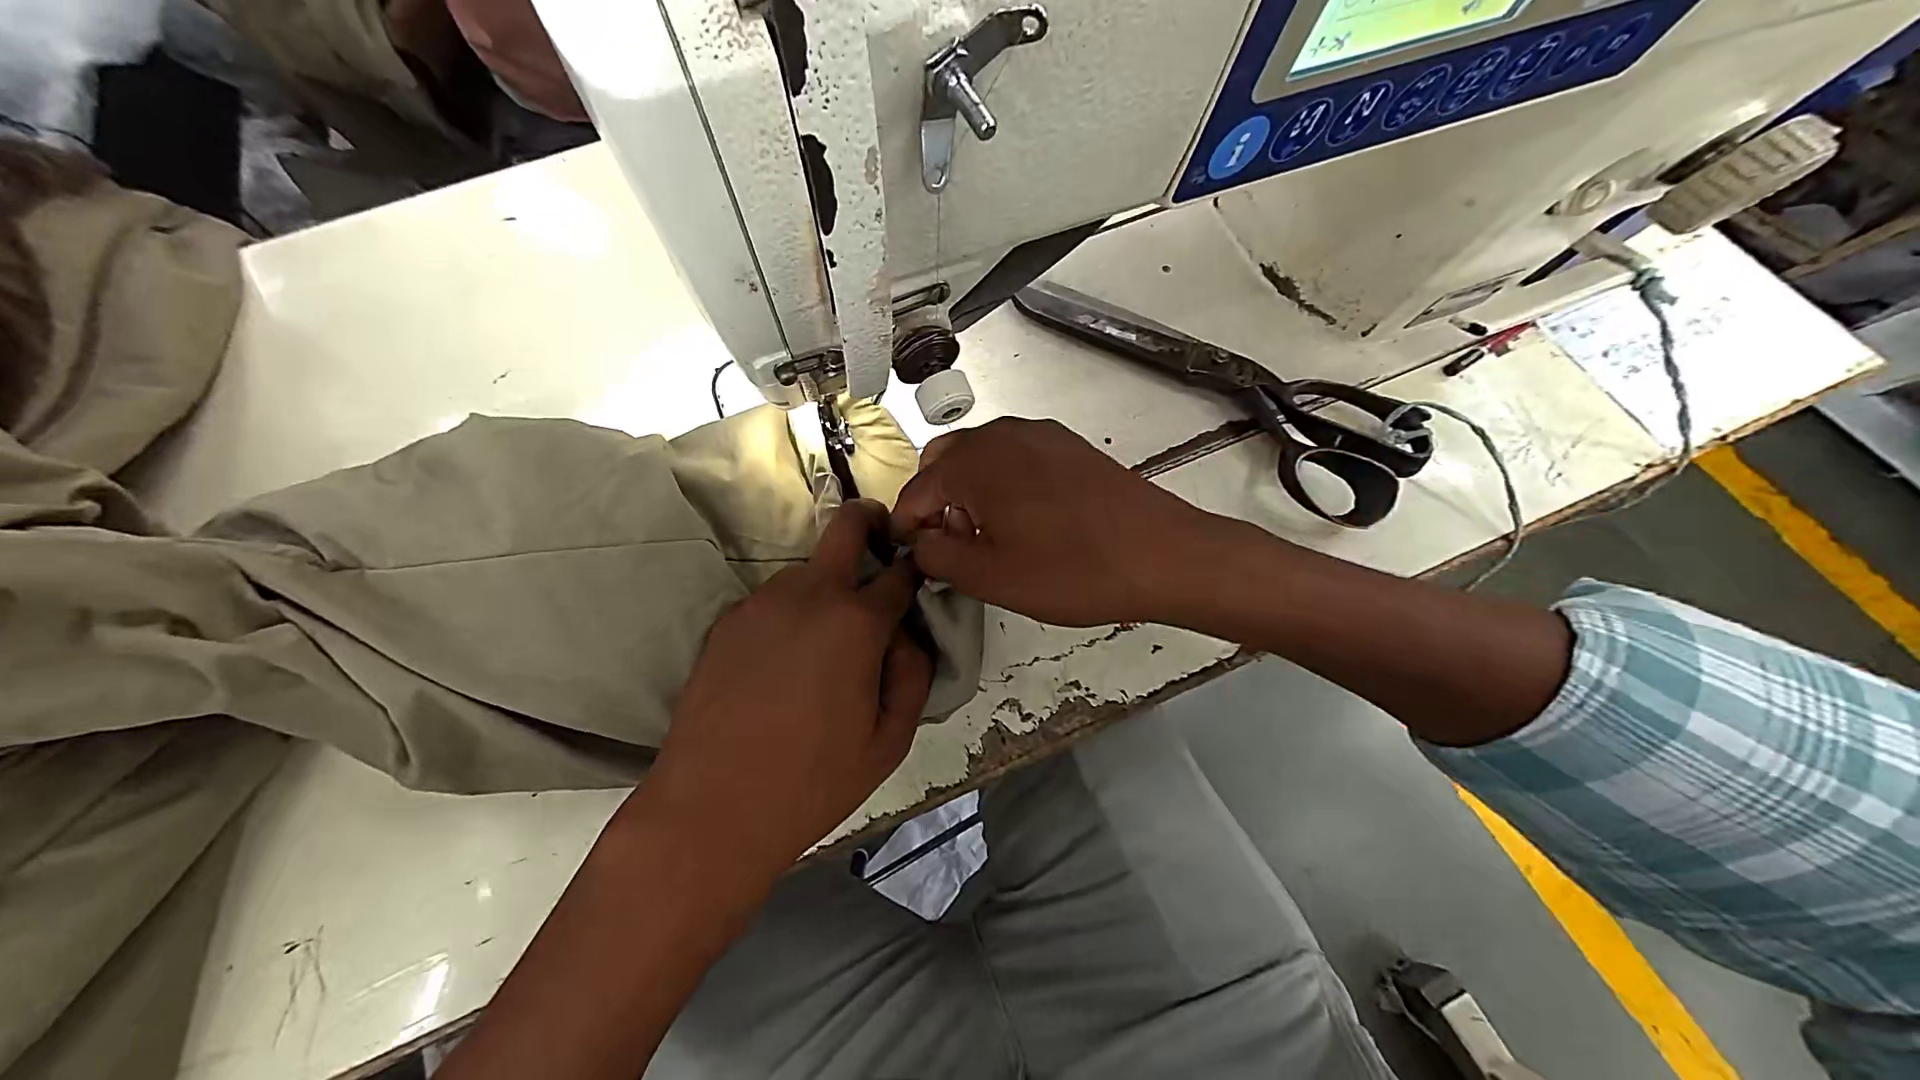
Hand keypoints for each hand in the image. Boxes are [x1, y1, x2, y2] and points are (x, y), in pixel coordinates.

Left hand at [635, 500, 933, 873]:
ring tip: (826, 647)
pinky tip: (785, 665)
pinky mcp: (727, 621)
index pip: (901, 572)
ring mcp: (760, 603)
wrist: (710, 808)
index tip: (921, 576)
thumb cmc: (812, 781)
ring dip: (828, 587)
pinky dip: (792, 614)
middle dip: (873, 522)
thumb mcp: (889, 740)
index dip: (917, 569)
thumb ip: (913, 674)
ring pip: (808, 570)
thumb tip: (907, 634)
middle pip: (847, 524)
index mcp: (856, 622)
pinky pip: (773, 601)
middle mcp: (807, 595)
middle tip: (884, 550)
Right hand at [891, 418, 1221, 627]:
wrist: (1162, 554)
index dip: (908, 528)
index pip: (915, 491)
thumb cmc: (1075, 569)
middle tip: (956, 545)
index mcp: (972, 462)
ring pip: (979, 456)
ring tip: (992, 537)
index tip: (917, 557)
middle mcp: (1001, 435)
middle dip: (936, 501)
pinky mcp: (1068, 446)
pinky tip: (1027, 522)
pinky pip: (1014, 457)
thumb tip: (921, 543)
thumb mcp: (990, 577)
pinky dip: (1002, 482)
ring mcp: (1038, 435)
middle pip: (943, 462)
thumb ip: (937, 557)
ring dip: (968, 490)